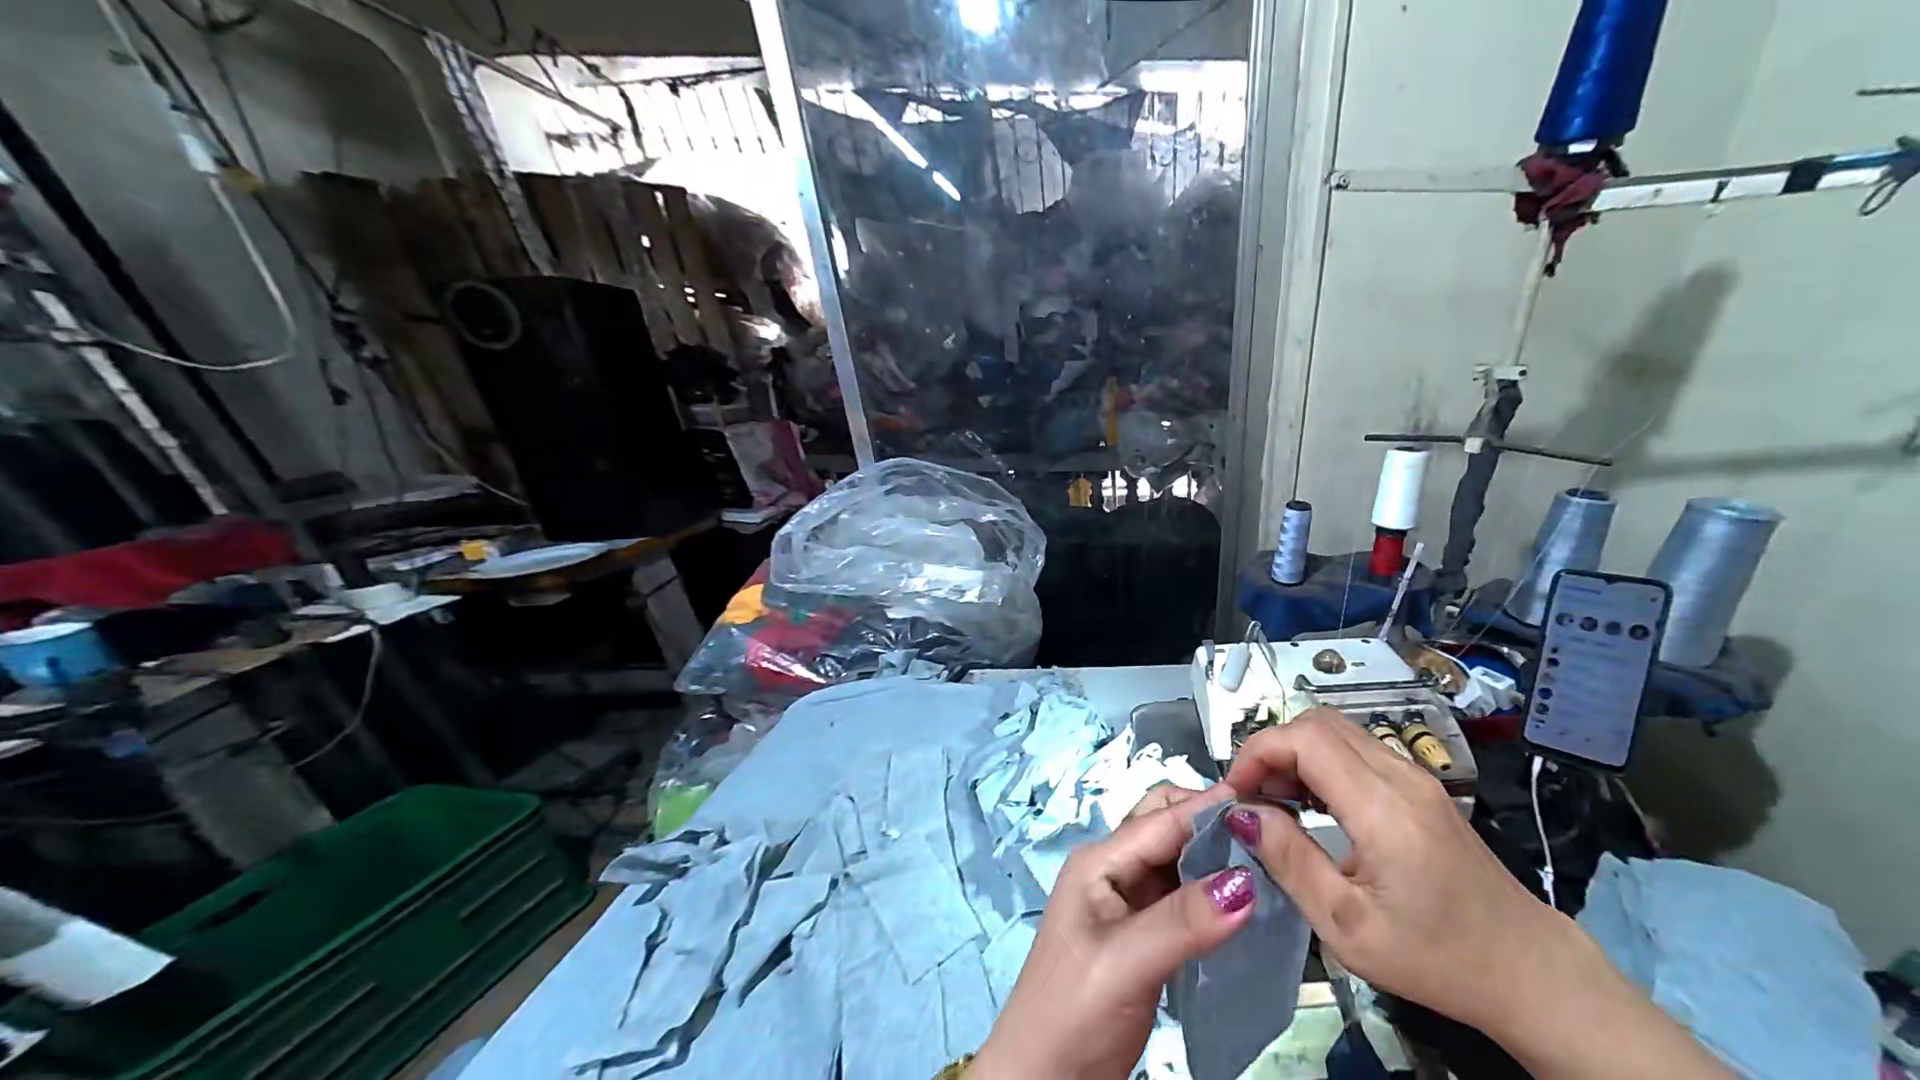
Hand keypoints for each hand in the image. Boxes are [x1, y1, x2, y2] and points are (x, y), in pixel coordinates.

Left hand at [971, 784, 1248, 1079]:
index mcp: (1100, 861)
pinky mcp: (1144, 932)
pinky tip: (1247, 905)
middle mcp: (1114, 870)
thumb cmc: (1073, 1011)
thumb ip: (1183, 921)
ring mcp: (1128, 901)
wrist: (1044, 1076)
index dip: (1213, 807)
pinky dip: (1214, 892)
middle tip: (1272, 836)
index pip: (1163, 819)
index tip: (1271, 803)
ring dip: (1217, 856)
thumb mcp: (1126, 962)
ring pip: (1179, 859)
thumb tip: (1248, 881)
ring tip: (1272, 864)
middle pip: (1167, 825)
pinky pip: (1184, 896)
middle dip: (1213, 822)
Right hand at [1223, 710, 1731, 1077]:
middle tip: (1253, 797)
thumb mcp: (1347, 926)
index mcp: (1385, 809)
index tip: (1236, 794)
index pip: (1304, 738)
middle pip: (1316, 723)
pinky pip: (1355, 749)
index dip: (1257, 752)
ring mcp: (1415, 777)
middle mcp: (1402, 777)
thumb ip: (1289, 860)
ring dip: (1293, 754)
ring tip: (1276, 802)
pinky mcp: (1419, 787)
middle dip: (1270, 749)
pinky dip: (1318, 762)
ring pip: (1335, 731)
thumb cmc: (1437, 958)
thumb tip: (1242, 813)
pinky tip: (1310, 804)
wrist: (1531, 973)